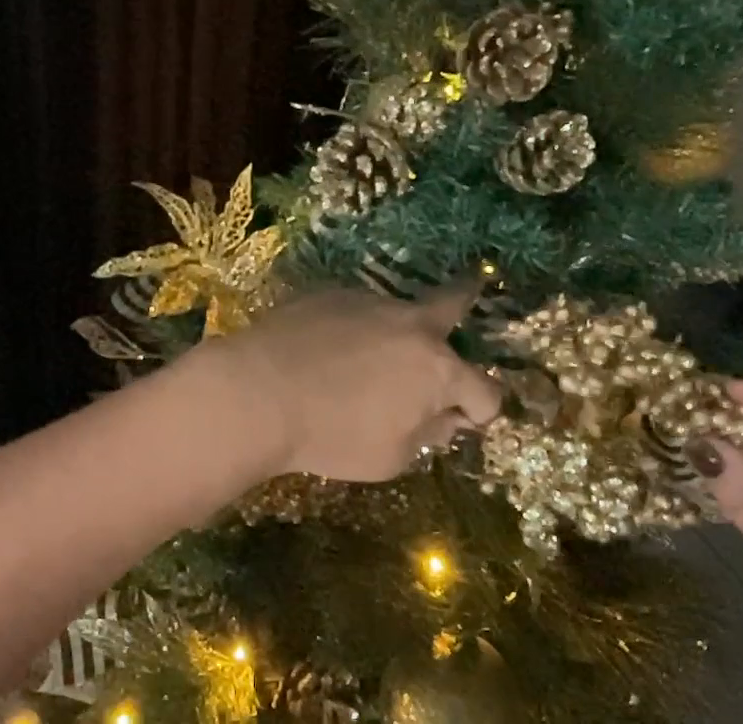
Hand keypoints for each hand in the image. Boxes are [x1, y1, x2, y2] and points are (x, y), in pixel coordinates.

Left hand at [190, 285, 502, 482]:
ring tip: (364, 360)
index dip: (480, 412)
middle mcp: (412, 324)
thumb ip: (428, 433)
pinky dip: (352, 328)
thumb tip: (445, 419)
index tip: (463, 422)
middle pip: (454, 302)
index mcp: (438, 370)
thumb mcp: (391, 456)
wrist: (258, 391)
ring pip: (397, 311)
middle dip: (468, 298)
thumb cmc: (331, 436)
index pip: (485, 391)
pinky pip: (355, 310)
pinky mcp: (331, 292)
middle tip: (474, 286)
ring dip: (396, 331)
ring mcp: (369, 301)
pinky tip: (326, 351)